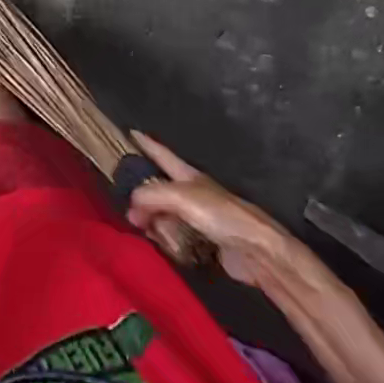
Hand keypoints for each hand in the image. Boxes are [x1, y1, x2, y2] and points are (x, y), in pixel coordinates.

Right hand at [127, 130, 294, 286]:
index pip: (162, 154)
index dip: (146, 143)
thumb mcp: (182, 197)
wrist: (257, 251)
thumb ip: (152, 195)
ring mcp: (198, 217)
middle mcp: (192, 193)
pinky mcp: (203, 241)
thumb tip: (132, 206)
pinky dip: (164, 239)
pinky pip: (174, 236)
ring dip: (152, 221)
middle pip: (159, 188)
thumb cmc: (222, 215)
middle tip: (126, 208)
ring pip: (165, 214)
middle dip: (142, 195)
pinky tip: (159, 244)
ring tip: (141, 229)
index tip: (131, 132)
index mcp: (189, 176)